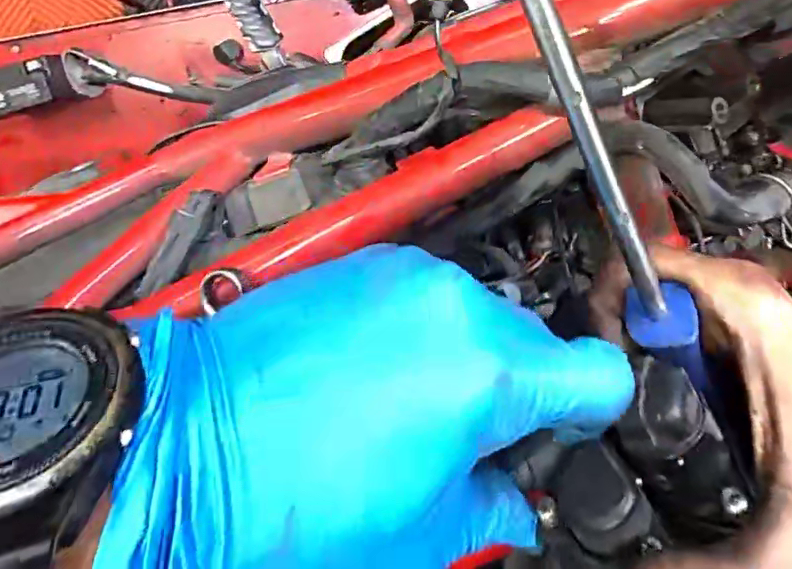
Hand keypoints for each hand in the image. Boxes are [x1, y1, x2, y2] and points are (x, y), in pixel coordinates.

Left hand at [94, 245, 635, 568]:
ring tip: (411, 398)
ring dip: (465, 351)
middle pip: (531, 336)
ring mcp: (408, 272)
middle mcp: (454, 300)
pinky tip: (379, 365)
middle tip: (469, 431)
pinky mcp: (369, 261)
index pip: (597, 371)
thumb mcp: (420, 531)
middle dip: (515, 384)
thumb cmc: (295, 491)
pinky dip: (422, 325)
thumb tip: (512, 498)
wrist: (194, 432)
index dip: (588, 408)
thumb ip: (491, 505)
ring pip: (478, 311)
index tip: (560, 427)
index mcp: (485, 367)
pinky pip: (426, 292)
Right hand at [598, 246, 791, 568]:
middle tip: (601, 364)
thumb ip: (690, 564)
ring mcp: (767, 326)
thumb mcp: (778, 548)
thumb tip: (625, 562)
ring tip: (626, 379)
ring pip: (682, 302)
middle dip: (622, 317)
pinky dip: (675, 348)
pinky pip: (702, 326)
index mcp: (759, 322)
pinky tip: (670, 396)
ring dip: (646, 332)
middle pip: (664, 280)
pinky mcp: (771, 350)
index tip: (591, 333)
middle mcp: (762, 310)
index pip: (662, 262)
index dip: (613, 290)